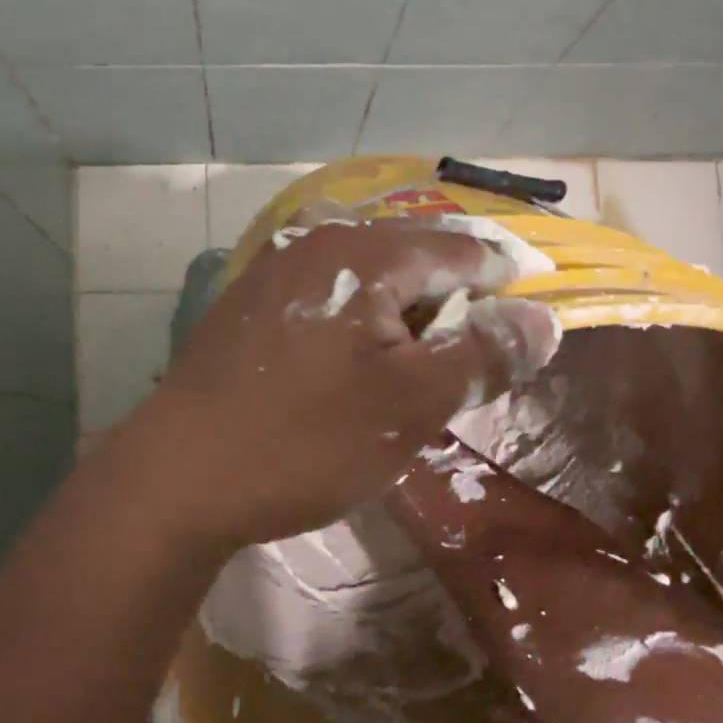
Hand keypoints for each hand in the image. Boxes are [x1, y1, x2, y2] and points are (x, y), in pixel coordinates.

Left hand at [117, 218, 561, 548]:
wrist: (177, 477)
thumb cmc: (305, 439)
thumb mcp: (411, 403)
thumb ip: (483, 354)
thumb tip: (545, 318)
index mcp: (364, 255)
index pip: (459, 250)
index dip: (502, 281)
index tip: (525, 318)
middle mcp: (315, 245)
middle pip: (409, 261)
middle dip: (447, 307)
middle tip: (467, 360)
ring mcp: (271, 275)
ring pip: (363, 286)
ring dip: (398, 322)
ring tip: (412, 373)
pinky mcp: (244, 312)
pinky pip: (323, 307)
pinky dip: (353, 332)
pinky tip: (349, 375)